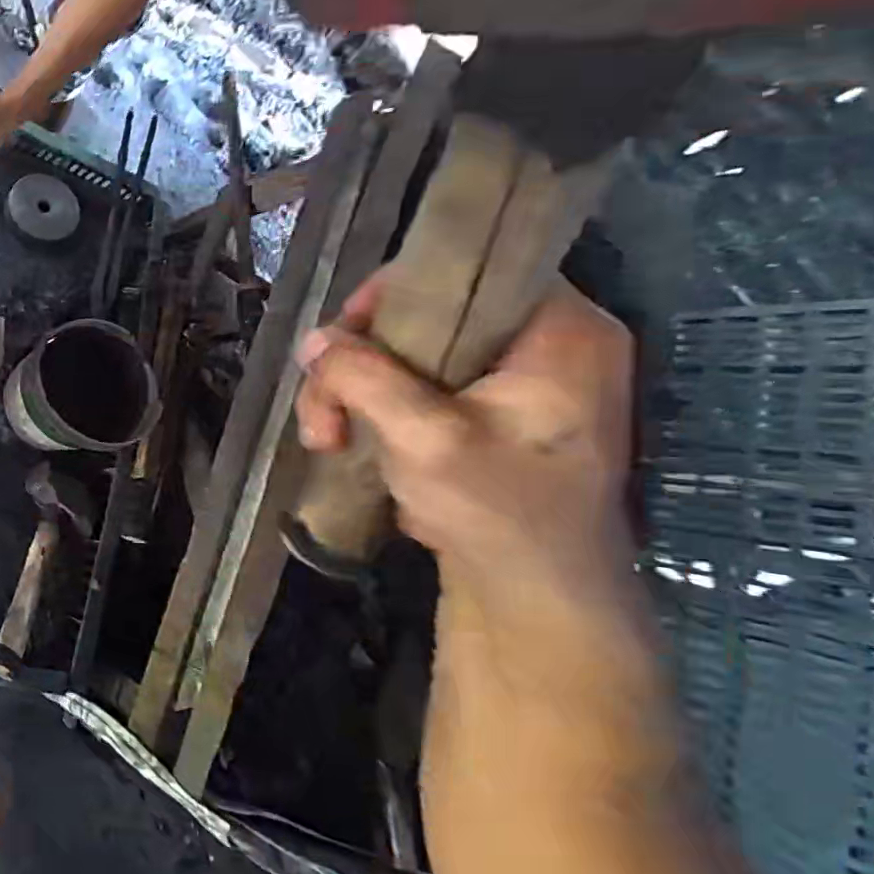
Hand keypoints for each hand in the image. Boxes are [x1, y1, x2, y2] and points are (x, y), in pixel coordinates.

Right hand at [293, 275, 637, 611]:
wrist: (534, 602)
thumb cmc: (499, 512)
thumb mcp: (422, 437)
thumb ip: (362, 378)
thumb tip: (312, 341)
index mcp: (560, 331)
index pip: (467, 271)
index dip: (392, 294)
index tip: (344, 338)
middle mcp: (544, 345)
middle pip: (426, 315)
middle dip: (358, 362)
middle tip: (324, 411)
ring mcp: (515, 383)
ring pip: (410, 354)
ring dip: (355, 392)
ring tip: (325, 440)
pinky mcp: (488, 416)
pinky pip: (416, 386)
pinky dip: (375, 409)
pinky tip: (348, 443)